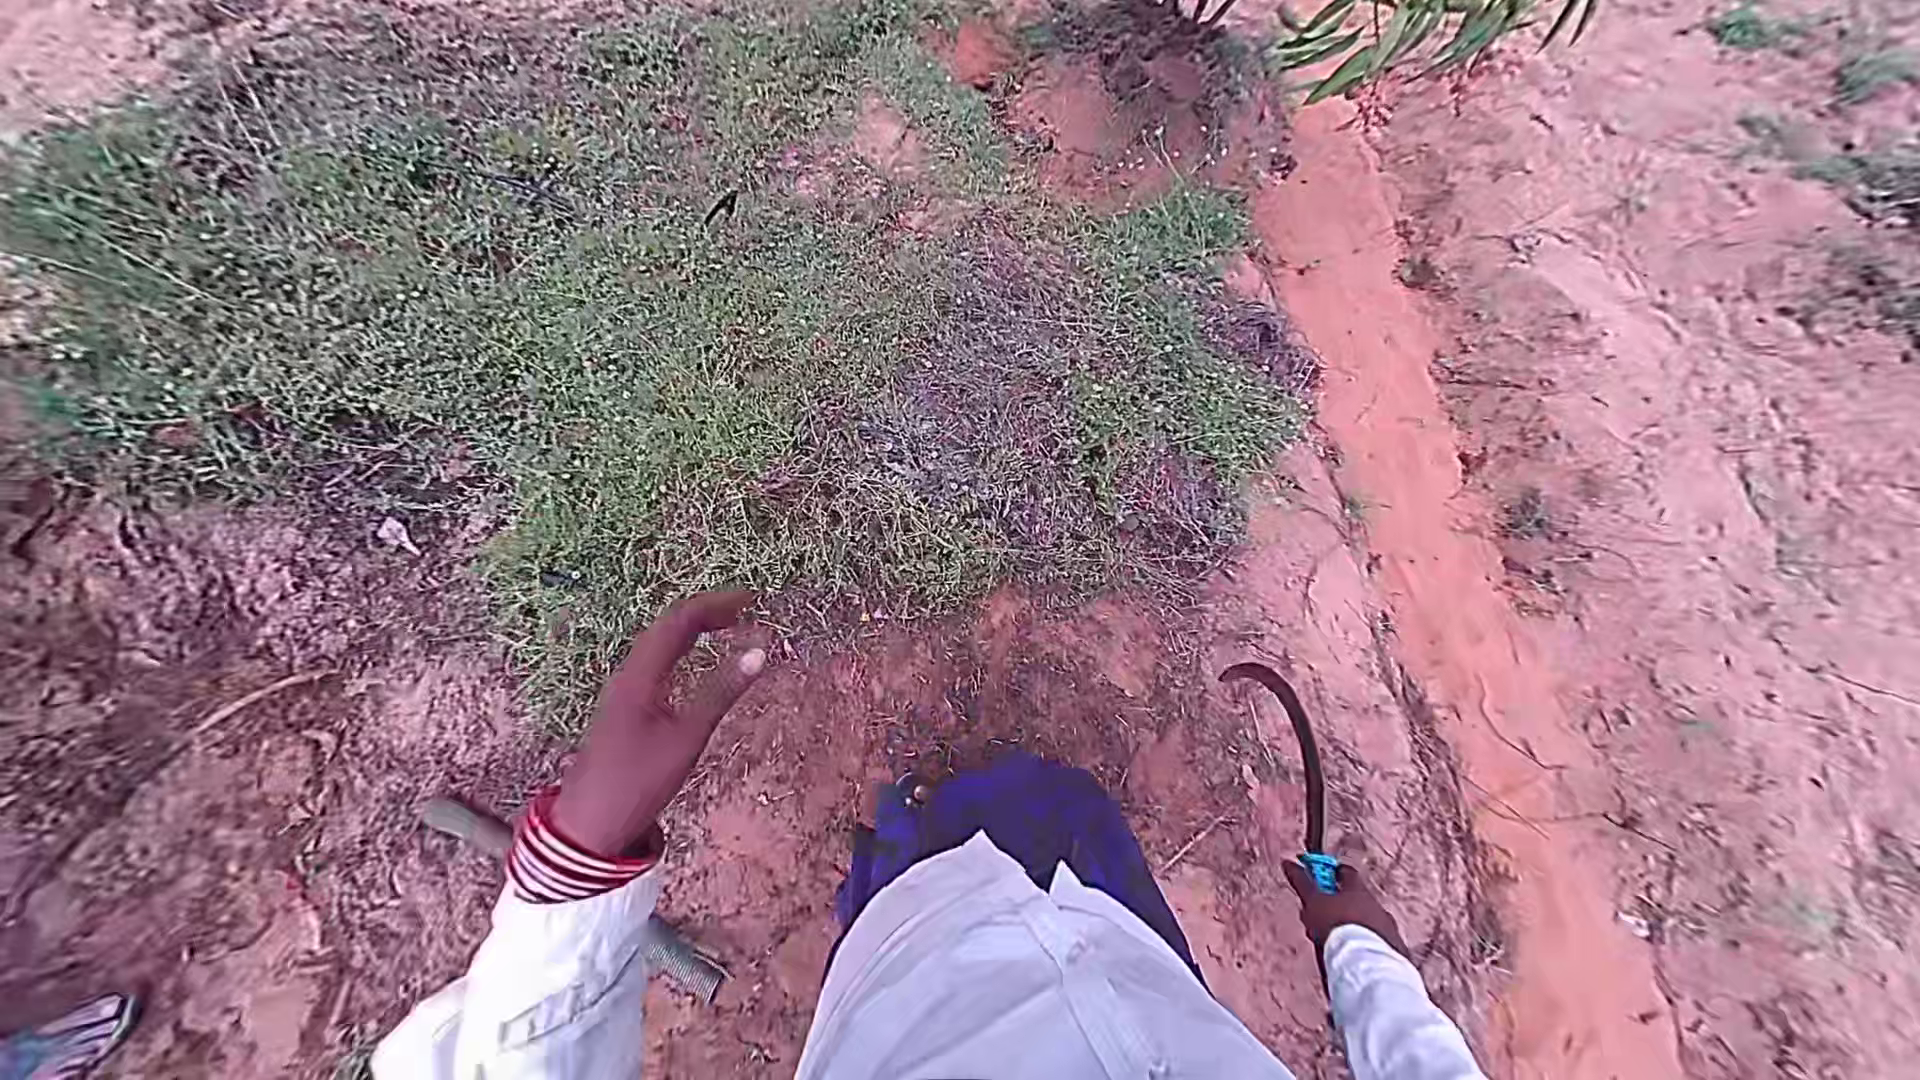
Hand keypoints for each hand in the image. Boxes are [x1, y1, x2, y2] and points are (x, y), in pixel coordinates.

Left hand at [548, 591, 766, 857]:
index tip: (751, 600)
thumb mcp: (688, 737)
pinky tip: (698, 658)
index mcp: (641, 675)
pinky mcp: (627, 705)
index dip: (716, 604)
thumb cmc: (639, 781)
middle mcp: (630, 674)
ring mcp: (626, 689)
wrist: (588, 825)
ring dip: (695, 627)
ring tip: (729, 624)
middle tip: (745, 608)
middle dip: (707, 610)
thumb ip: (722, 692)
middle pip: (668, 626)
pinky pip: (659, 660)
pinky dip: (685, 648)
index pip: (679, 622)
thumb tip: (759, 653)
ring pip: (661, 642)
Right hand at [1282, 859, 1408, 959]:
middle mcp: (1377, 908)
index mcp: (1358, 891)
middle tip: (1324, 912)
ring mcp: (1390, 931)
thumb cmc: (1339, 928)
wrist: (1367, 966)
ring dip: (1354, 926)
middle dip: (1342, 904)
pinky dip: (1366, 946)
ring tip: (1336, 938)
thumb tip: (1288, 863)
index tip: (1321, 873)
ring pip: (1369, 922)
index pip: (1345, 872)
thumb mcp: (1312, 901)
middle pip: (1358, 899)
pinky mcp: (1396, 954)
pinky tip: (1353, 954)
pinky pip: (1379, 944)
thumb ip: (1301, 881)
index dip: (1332, 871)